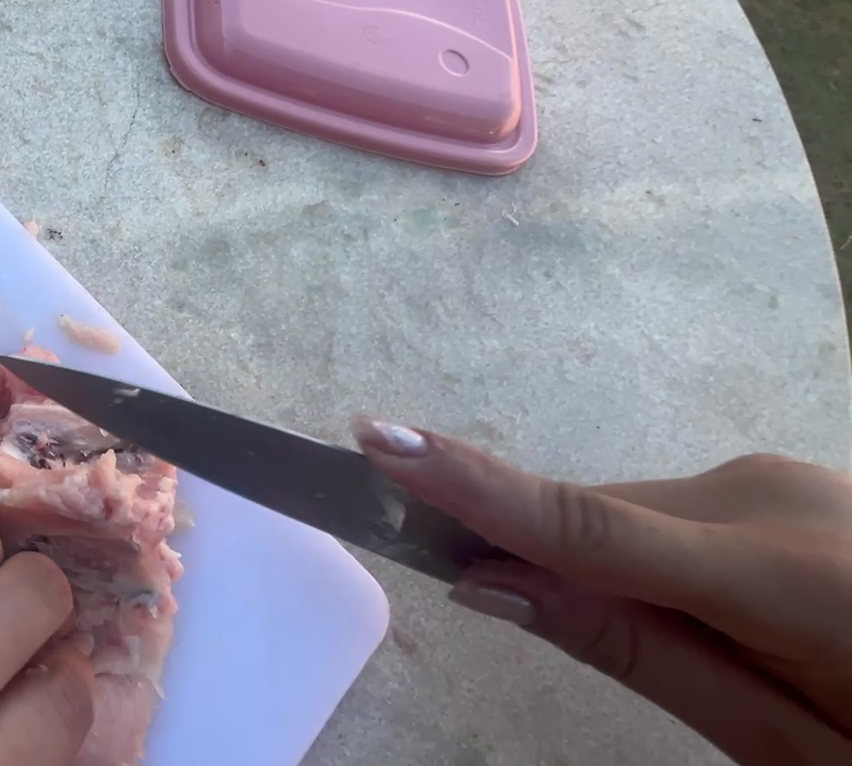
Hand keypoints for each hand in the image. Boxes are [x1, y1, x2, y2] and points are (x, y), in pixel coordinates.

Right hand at [352, 418, 851, 764]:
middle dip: (571, 574)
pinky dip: (660, 554)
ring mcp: (785, 476)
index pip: (583, 523)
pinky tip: (744, 614)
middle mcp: (772, 495)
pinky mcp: (788, 477)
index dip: (470, 482)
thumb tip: (486, 582)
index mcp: (797, 577)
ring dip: (622, 570)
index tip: (374, 437)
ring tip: (733, 658)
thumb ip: (640, 654)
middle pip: (596, 519)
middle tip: (648, 665)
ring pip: (628, 512)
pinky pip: (671, 509)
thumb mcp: (799, 752)